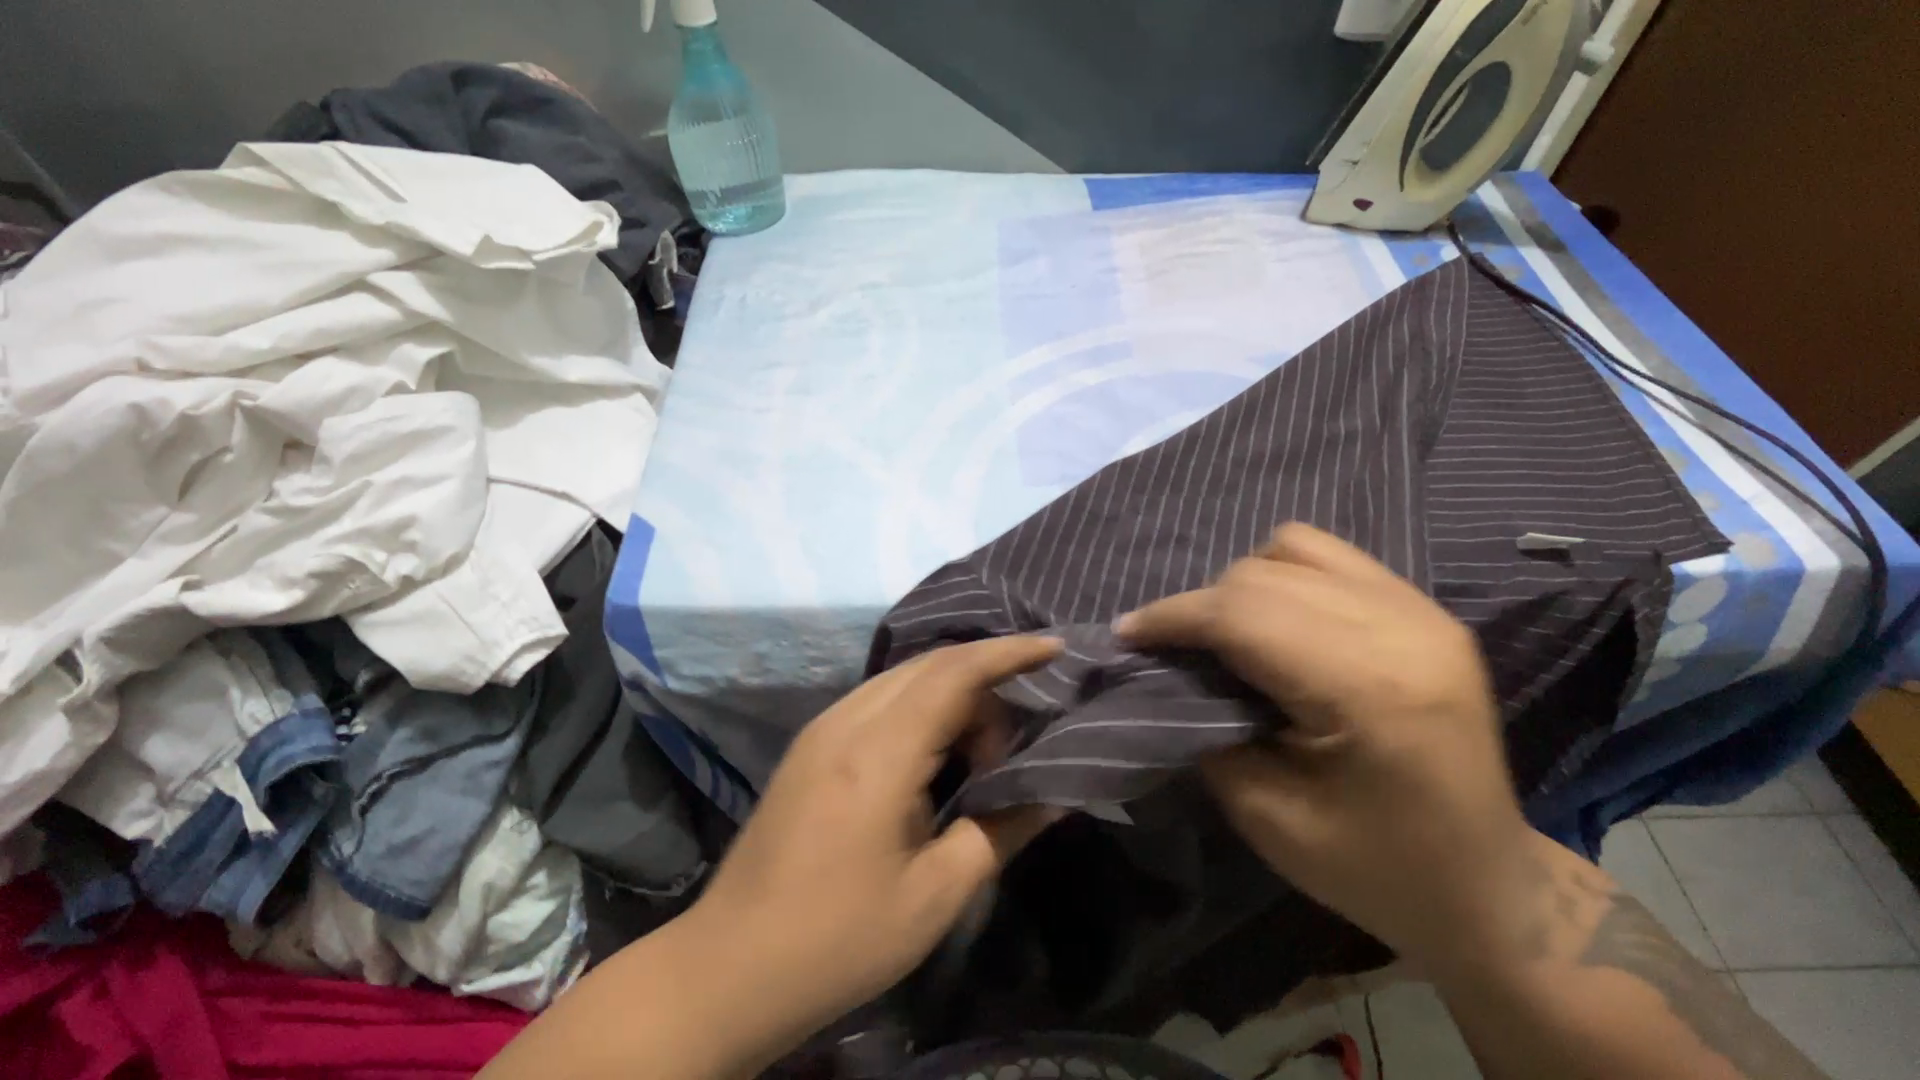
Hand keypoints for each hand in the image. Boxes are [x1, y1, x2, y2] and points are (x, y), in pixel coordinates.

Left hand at [683, 635, 1064, 1037]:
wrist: (730, 968)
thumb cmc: (841, 938)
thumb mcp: (936, 895)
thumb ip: (1001, 830)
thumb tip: (1057, 794)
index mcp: (878, 752)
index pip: (954, 672)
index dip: (1009, 653)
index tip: (1057, 649)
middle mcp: (845, 722)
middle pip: (928, 667)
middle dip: (986, 682)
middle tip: (1024, 736)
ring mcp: (819, 732)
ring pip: (900, 682)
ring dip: (951, 698)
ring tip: (985, 753)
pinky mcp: (808, 750)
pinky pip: (877, 703)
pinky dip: (920, 711)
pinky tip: (937, 757)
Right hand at [1115, 524, 1533, 967]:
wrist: (1486, 887)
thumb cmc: (1372, 868)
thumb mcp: (1267, 815)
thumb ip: (1209, 730)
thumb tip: (1169, 676)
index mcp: (1367, 687)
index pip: (1243, 612)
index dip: (1172, 617)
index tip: (1126, 637)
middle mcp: (1402, 628)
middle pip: (1263, 574)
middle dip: (1200, 605)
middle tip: (1168, 651)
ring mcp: (1423, 612)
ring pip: (1297, 549)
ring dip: (1243, 584)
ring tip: (1226, 636)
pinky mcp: (1430, 613)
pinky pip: (1336, 561)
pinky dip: (1287, 580)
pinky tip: (1277, 627)